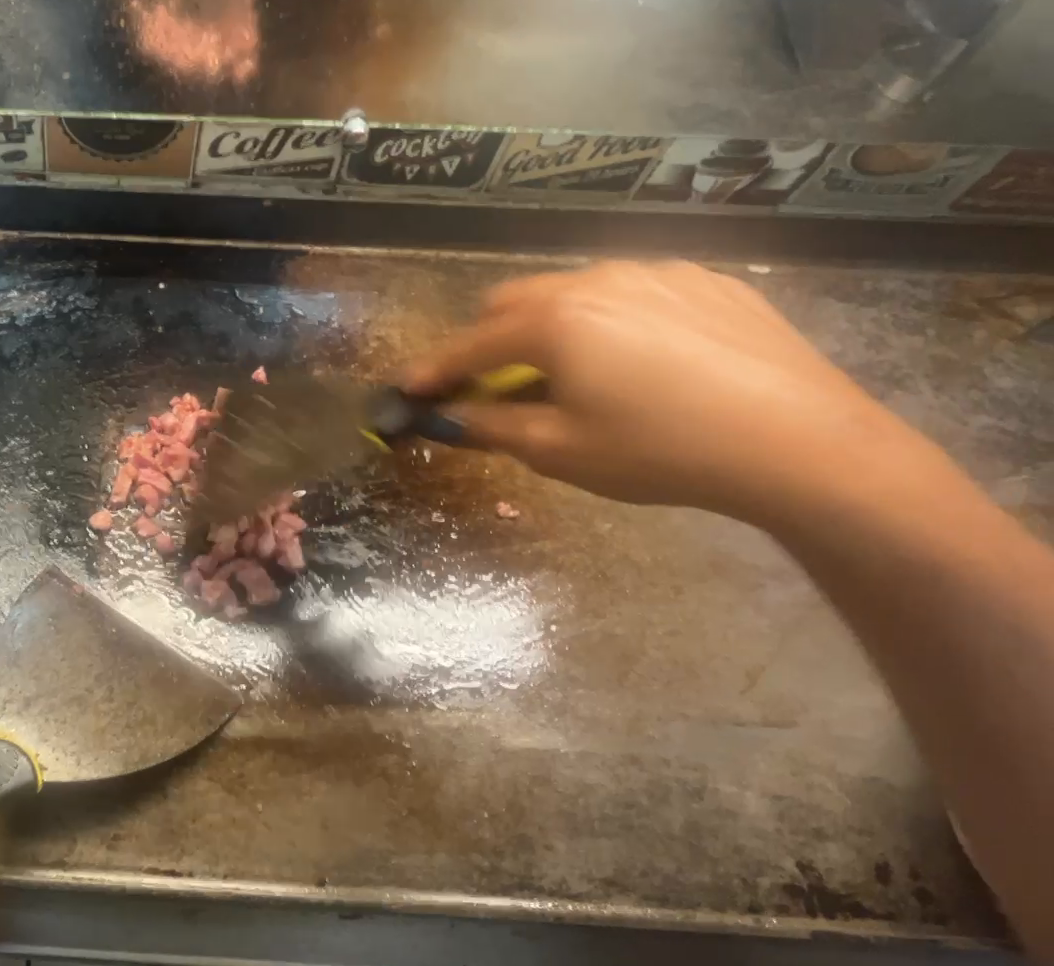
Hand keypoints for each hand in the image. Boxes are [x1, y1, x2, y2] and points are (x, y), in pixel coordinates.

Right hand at [408, 260, 926, 526]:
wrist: (797, 442)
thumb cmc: (658, 451)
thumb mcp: (558, 451)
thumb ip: (491, 428)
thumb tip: (451, 419)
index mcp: (555, 321)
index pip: (471, 345)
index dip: (434, 370)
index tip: (407, 389)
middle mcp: (600, 280)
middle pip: (514, 301)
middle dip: (487, 340)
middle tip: (489, 384)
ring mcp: (659, 275)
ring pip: (575, 291)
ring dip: (549, 327)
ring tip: (570, 374)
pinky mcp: (709, 284)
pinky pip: (634, 293)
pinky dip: (609, 323)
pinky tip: (639, 365)